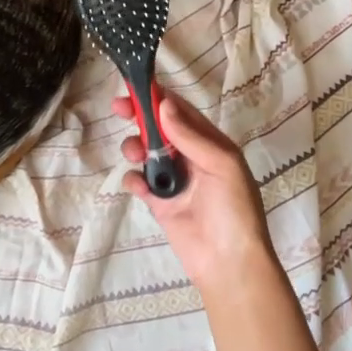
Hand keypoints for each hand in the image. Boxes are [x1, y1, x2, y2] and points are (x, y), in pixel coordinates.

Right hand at [115, 92, 272, 293]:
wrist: (228, 263)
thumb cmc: (234, 210)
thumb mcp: (221, 165)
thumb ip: (190, 136)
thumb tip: (163, 105)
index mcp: (211, 145)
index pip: (181, 112)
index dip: (158, 97)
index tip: (135, 87)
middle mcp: (191, 158)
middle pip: (159, 128)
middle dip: (138, 117)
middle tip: (118, 108)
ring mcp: (174, 180)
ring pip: (145, 152)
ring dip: (134, 147)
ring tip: (133, 154)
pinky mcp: (159, 203)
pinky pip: (139, 182)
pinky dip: (133, 179)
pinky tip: (137, 185)